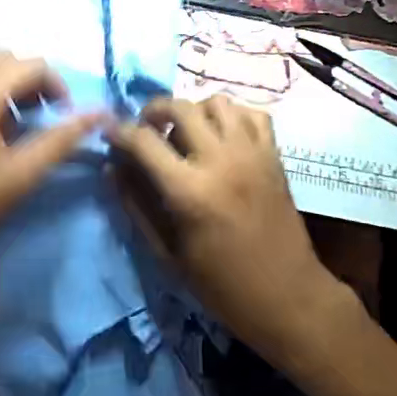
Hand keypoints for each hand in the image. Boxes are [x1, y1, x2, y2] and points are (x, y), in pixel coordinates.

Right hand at [109, 96, 351, 364]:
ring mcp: (252, 152)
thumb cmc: (221, 285)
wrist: (286, 294)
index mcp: (190, 191)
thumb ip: (137, 206)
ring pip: (217, 101)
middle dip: (153, 111)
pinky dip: (232, 115)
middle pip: (180, 107)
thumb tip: (112, 167)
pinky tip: (222, 135)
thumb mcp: (168, 254)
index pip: (144, 141)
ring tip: (186, 131)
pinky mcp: (274, 154)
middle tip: (146, 128)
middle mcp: (221, 159)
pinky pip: (252, 113)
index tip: (110, 134)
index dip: (119, 133)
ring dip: (194, 109)